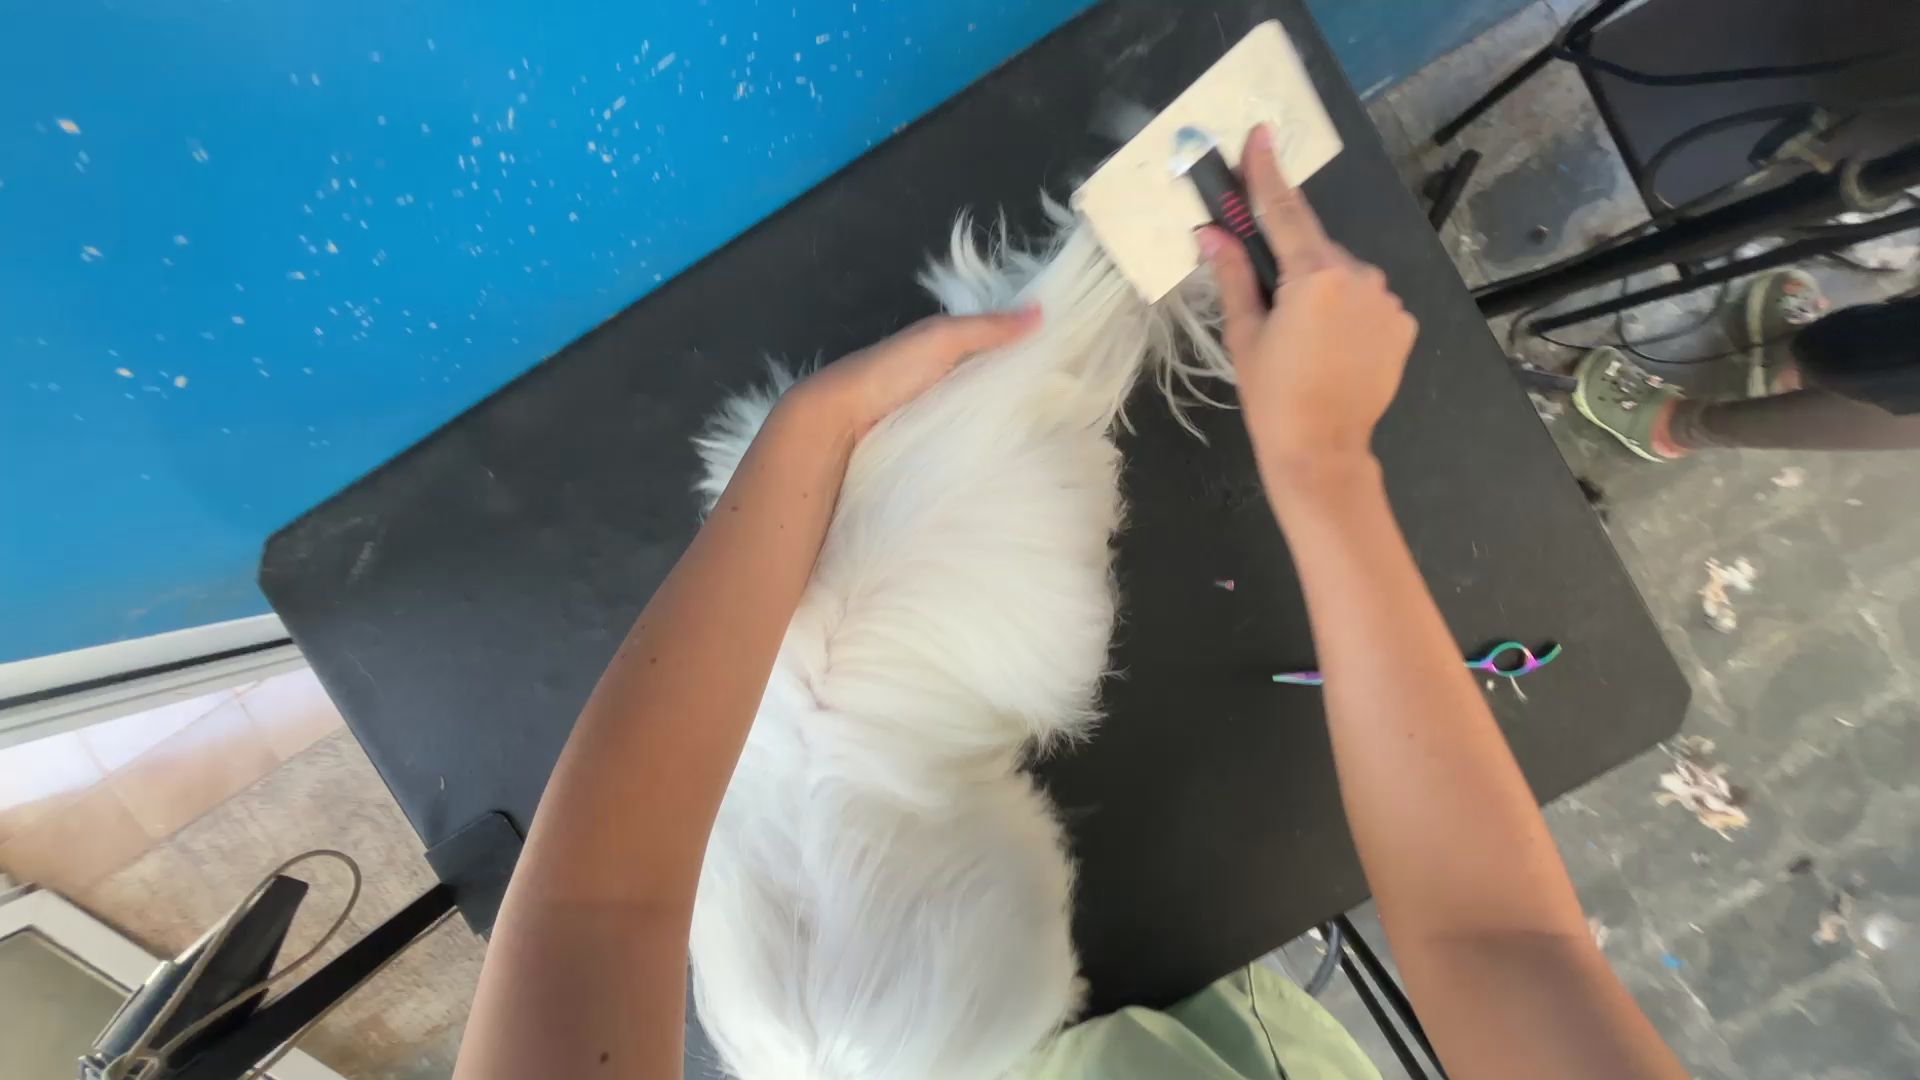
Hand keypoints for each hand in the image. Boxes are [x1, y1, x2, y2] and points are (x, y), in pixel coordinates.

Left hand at [792, 306, 1041, 438]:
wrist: (839, 419)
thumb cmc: (889, 371)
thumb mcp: (941, 339)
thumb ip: (986, 329)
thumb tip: (1041, 312)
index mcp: (942, 347)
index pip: (992, 344)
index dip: (1023, 349)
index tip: (1064, 364)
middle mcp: (939, 378)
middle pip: (986, 379)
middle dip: (1017, 388)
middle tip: (1063, 402)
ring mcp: (932, 412)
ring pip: (976, 411)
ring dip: (1001, 419)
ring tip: (1046, 430)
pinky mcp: (926, 443)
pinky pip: (963, 438)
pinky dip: (982, 441)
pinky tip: (1006, 450)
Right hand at [1200, 125, 1416, 478]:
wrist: (1322, 451)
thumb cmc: (1271, 397)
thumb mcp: (1244, 336)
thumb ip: (1233, 278)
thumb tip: (1211, 234)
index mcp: (1313, 276)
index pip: (1283, 213)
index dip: (1266, 174)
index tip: (1259, 136)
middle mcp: (1360, 275)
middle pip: (1315, 250)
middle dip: (1292, 266)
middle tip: (1271, 309)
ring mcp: (1388, 299)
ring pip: (1343, 277)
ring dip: (1320, 293)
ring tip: (1305, 342)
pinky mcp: (1403, 323)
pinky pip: (1367, 303)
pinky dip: (1347, 315)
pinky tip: (1332, 351)